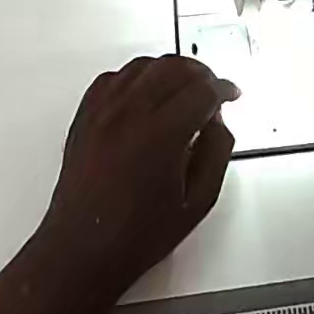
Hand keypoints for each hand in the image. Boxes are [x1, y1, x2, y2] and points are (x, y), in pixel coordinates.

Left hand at [34, 56, 239, 294]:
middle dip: (200, 73)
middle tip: (212, 88)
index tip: (230, 93)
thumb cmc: (133, 236)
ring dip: (169, 69)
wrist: (82, 249)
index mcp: (160, 135)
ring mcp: (102, 111)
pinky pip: (112, 77)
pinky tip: (145, 89)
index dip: (223, 89)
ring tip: (183, 86)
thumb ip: (217, 154)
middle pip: (172, 67)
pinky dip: (135, 76)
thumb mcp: (196, 202)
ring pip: (143, 65)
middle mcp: (128, 115)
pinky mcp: (85, 114)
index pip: (201, 90)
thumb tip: (219, 123)